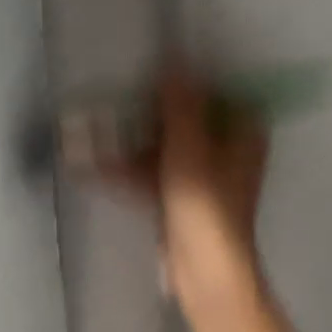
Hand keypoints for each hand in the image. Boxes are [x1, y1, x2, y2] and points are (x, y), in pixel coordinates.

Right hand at [111, 67, 270, 303]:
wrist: (205, 271)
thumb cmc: (205, 205)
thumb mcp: (190, 147)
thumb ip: (180, 104)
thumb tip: (174, 60)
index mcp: (243, 132)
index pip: (215, 91)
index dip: (183, 80)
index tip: (148, 72)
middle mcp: (226, 150)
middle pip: (183, 119)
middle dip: (144, 113)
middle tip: (109, 99)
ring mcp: (201, 178)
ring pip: (162, 148)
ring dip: (127, 142)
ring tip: (88, 130)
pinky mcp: (180, 201)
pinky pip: (151, 176)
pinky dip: (125, 170)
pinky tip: (89, 164)